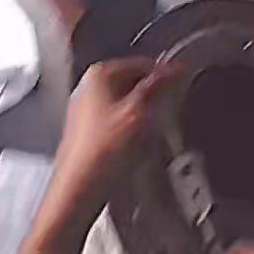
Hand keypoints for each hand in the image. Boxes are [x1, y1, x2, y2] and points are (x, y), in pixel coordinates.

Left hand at [52, 58, 180, 197]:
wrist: (78, 190)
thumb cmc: (104, 150)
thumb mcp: (139, 111)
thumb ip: (158, 85)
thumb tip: (176, 67)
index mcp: (100, 72)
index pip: (142, 63)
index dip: (162, 78)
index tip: (176, 90)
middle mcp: (88, 85)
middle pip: (132, 82)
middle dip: (149, 99)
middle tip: (159, 117)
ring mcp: (84, 107)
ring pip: (123, 102)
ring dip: (138, 116)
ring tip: (144, 137)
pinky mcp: (84, 130)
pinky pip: (113, 120)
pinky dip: (125, 129)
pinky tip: (129, 148)